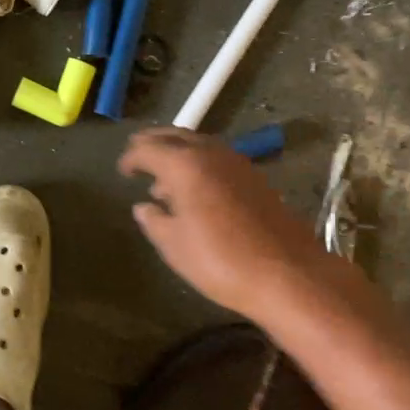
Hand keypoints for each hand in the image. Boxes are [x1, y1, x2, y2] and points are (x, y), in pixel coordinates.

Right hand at [117, 127, 325, 316]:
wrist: (287, 273)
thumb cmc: (221, 261)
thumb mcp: (175, 247)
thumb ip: (154, 221)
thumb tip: (143, 206)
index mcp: (184, 164)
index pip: (148, 149)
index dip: (131, 158)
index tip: (122, 170)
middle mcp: (209, 152)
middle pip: (174, 136)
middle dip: (153, 143)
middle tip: (138, 153)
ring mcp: (235, 162)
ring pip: (198, 145)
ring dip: (178, 153)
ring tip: (164, 178)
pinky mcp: (254, 176)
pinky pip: (216, 158)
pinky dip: (199, 164)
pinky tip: (197, 190)